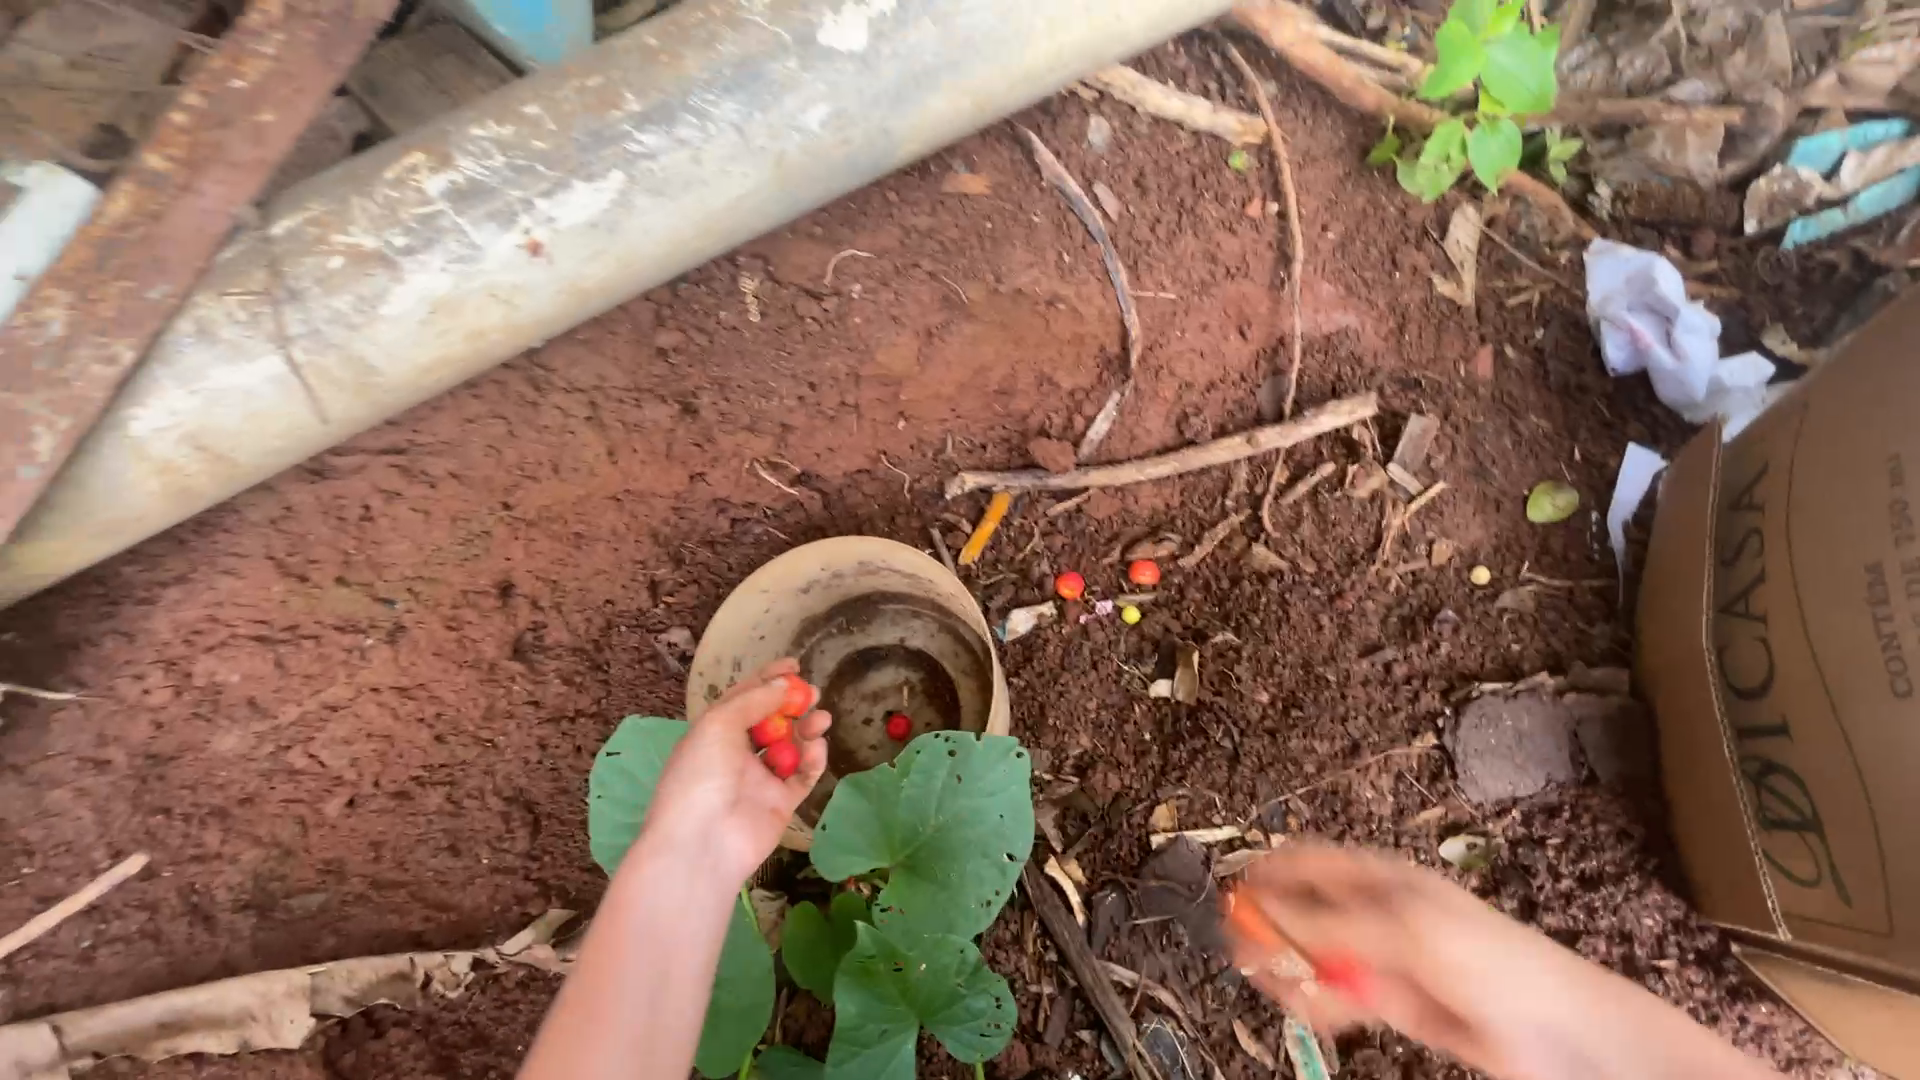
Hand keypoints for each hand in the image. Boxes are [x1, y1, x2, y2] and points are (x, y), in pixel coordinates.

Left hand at [636, 659, 831, 890]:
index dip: (769, 679)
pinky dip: (812, 760)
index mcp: (715, 732)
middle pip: (773, 720)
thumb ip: (755, 700)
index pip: (745, 698)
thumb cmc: (700, 776)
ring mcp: (760, 779)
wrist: (700, 845)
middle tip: (813, 693)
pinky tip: (816, 749)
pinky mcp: (781, 803)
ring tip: (822, 719)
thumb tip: (785, 683)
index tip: (795, 665)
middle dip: (794, 704)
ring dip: (807, 729)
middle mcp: (737, 754)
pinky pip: (802, 776)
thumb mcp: (719, 724)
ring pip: (792, 746)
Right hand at [1224, 844, 1780, 1079]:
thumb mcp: (1402, 930)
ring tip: (1271, 985)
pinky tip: (1307, 1007)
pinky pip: (1342, 997)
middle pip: (1305, 911)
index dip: (1269, 872)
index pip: (1307, 862)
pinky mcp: (1394, 1005)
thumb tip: (1262, 910)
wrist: (1566, 1037)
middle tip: (1240, 952)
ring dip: (1292, 969)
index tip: (1233, 893)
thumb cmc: (1483, 957)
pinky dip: (1319, 1003)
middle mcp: (1373, 911)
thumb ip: (1329, 924)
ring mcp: (1382, 958)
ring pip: (1318, 957)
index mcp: (1377, 877)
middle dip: (1273, 929)